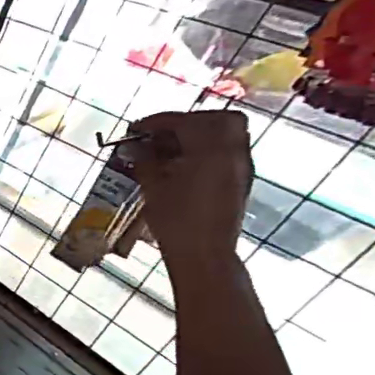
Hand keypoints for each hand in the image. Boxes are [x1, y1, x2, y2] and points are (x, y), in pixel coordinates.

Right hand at [127, 110, 251, 272]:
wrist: (204, 256)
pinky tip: (183, 166)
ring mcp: (241, 166)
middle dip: (186, 122)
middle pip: (216, 119)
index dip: (156, 122)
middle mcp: (232, 151)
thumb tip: (133, 147)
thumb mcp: (154, 187)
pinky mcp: (241, 181)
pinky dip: (207, 150)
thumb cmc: (176, 221)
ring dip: (198, 135)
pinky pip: (228, 151)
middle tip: (161, 134)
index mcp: (210, 148)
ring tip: (170, 150)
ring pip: (226, 133)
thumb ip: (144, 161)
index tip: (135, 128)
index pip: (183, 121)